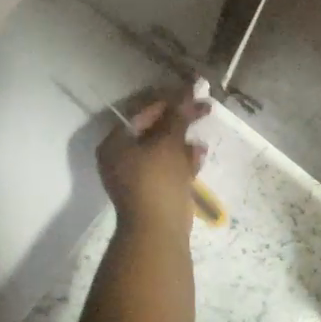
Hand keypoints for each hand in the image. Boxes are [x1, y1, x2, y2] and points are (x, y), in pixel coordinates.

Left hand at [98, 93, 207, 237]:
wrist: (158, 232)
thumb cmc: (157, 181)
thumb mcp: (168, 143)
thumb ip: (178, 115)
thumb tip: (188, 89)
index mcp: (115, 143)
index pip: (141, 111)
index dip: (168, 99)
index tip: (193, 91)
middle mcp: (121, 157)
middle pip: (153, 129)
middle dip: (179, 119)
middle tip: (205, 108)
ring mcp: (136, 175)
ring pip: (162, 148)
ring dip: (183, 140)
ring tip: (203, 134)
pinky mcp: (151, 190)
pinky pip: (167, 167)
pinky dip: (182, 160)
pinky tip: (199, 156)